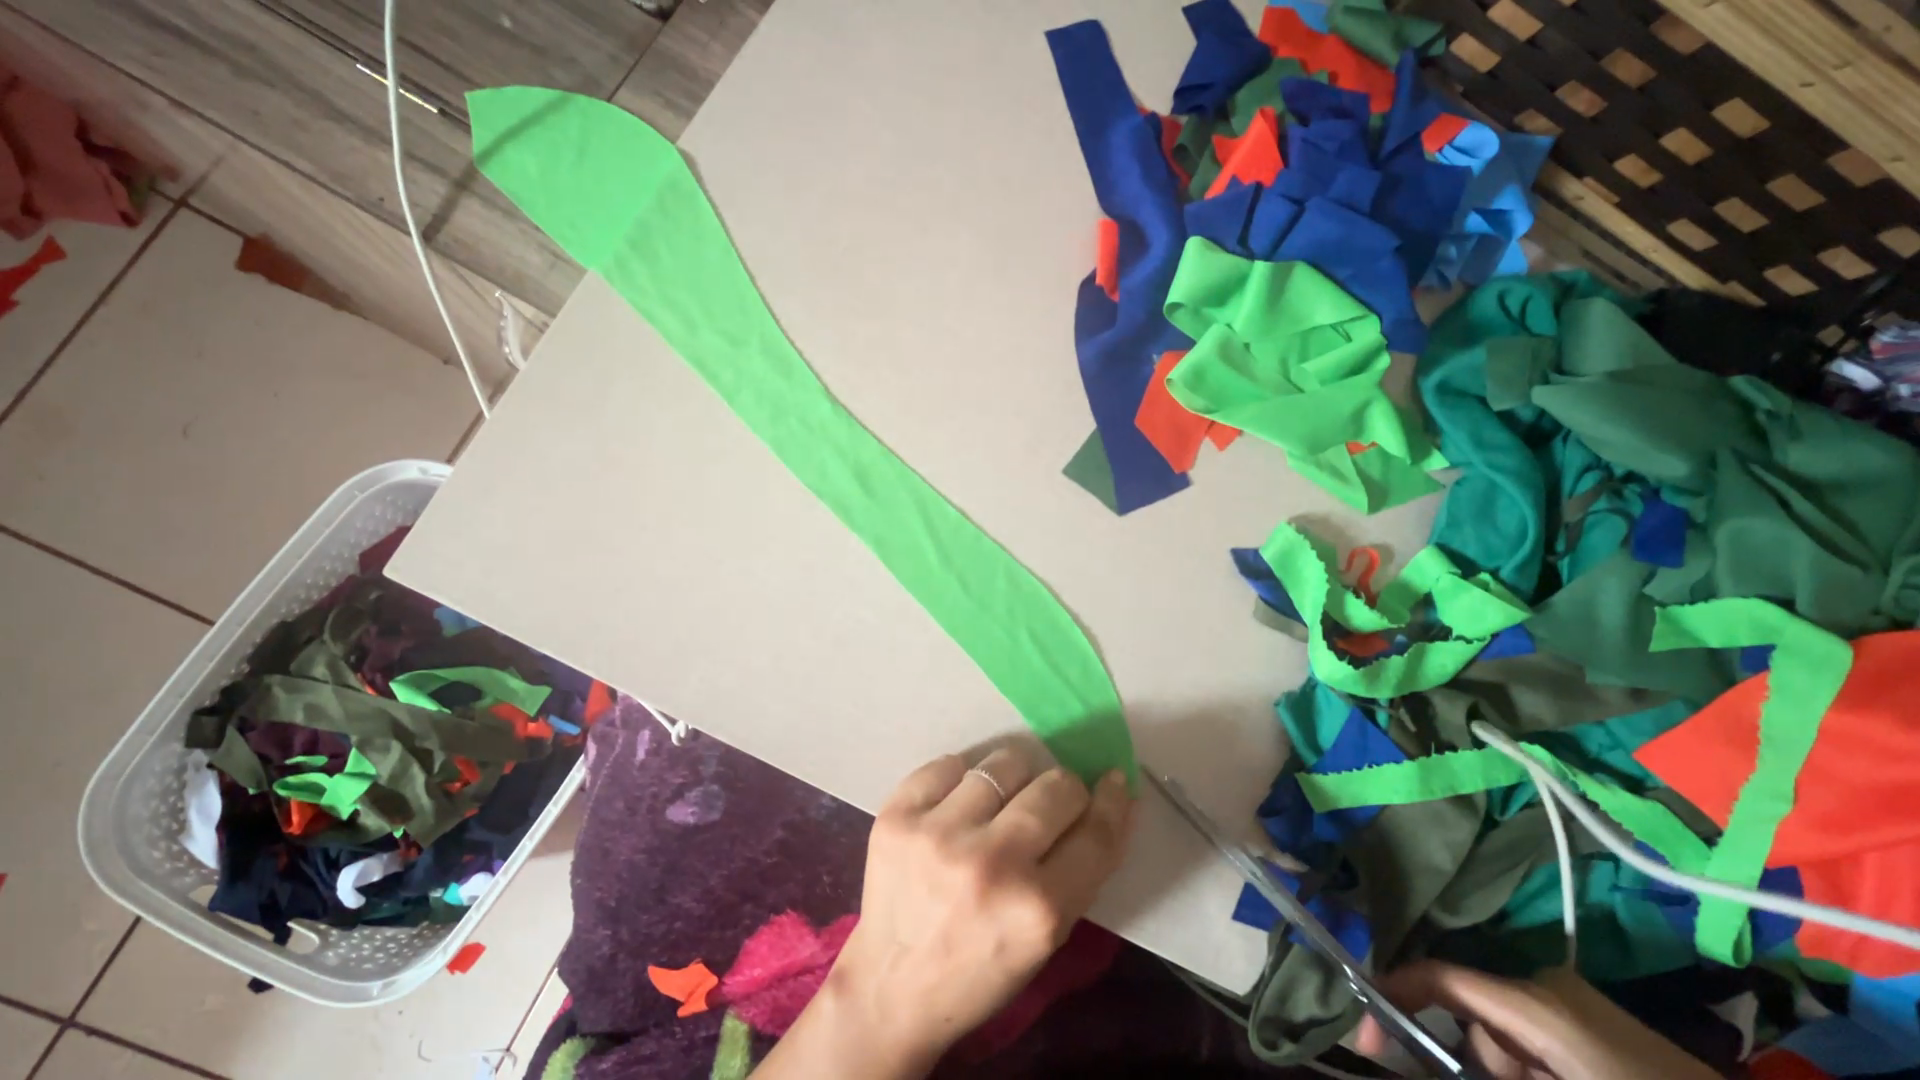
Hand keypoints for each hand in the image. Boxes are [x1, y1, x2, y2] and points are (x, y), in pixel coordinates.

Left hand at [756, 748, 1134, 1079]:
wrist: (892, 989)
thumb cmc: (981, 971)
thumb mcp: (1049, 938)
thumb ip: (1083, 870)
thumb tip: (1114, 797)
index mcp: (1038, 909)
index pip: (1097, 832)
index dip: (1113, 801)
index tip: (1114, 782)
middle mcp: (992, 864)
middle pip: (1056, 787)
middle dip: (1064, 792)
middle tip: (1050, 808)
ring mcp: (939, 836)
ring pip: (1005, 763)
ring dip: (1014, 779)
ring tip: (1001, 805)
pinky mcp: (897, 818)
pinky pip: (948, 764)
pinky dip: (962, 779)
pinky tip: (958, 807)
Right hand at [1355, 961, 1719, 1079]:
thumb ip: (1479, 1066)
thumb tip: (1405, 1065)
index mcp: (1537, 1002)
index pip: (1441, 978)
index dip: (1391, 998)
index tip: (1364, 1043)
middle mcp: (1548, 988)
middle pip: (1471, 1016)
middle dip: (1463, 1061)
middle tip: (1453, 1077)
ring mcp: (1574, 1004)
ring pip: (1502, 1037)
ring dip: (1500, 1070)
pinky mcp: (1594, 1024)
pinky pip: (1532, 1043)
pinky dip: (1524, 1069)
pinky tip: (1549, 1079)